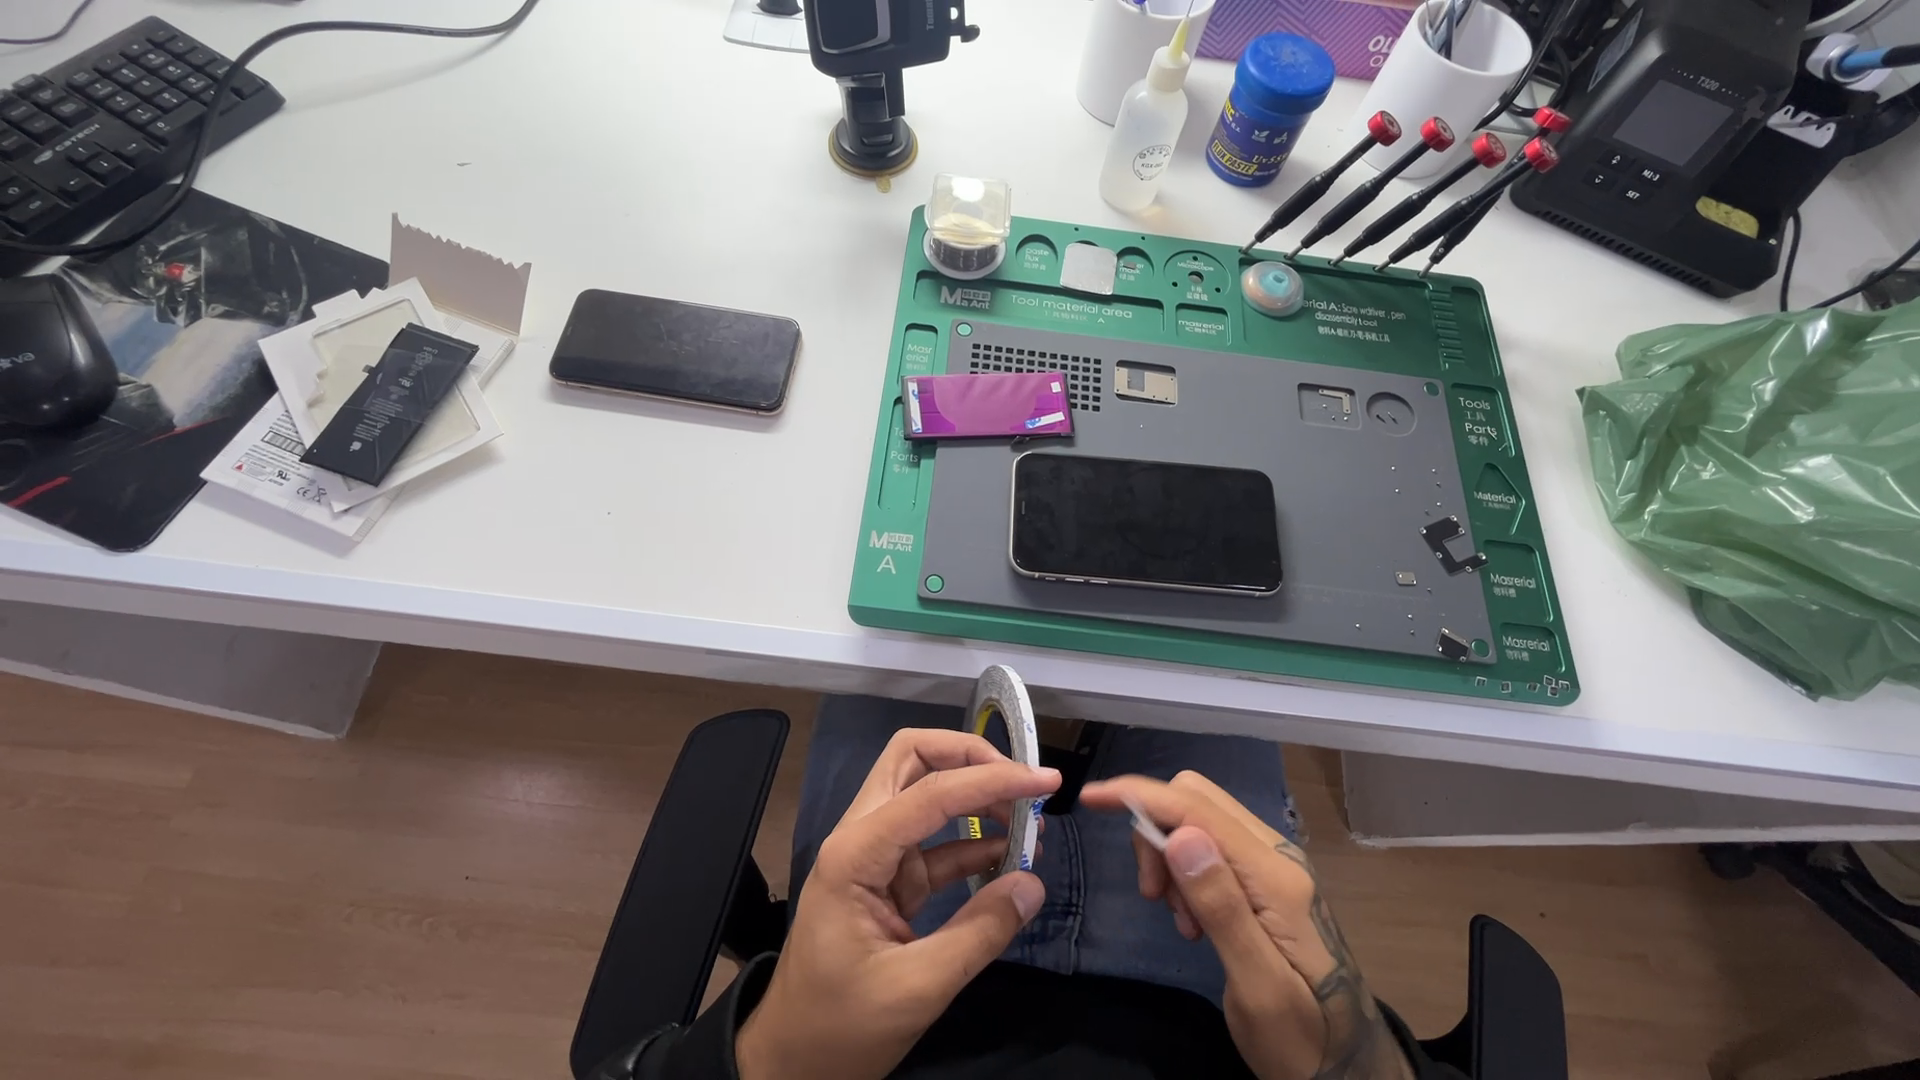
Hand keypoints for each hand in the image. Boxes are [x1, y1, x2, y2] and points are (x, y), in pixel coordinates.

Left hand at [736, 729, 1060, 1079]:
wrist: (791, 1063)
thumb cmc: (840, 1027)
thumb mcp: (915, 988)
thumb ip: (978, 933)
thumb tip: (1033, 883)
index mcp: (856, 852)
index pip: (930, 791)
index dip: (991, 779)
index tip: (1045, 781)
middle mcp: (862, 836)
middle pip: (913, 759)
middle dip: (970, 757)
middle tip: (1023, 782)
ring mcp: (876, 855)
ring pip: (926, 792)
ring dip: (977, 796)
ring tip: (1031, 822)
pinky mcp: (891, 880)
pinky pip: (938, 842)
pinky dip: (976, 841)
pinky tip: (1012, 858)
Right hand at [1080, 772, 1414, 1079]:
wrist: (1348, 1067)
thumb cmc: (1302, 1038)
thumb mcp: (1259, 987)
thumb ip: (1222, 908)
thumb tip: (1178, 836)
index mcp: (1275, 876)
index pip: (1196, 809)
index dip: (1139, 795)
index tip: (1090, 798)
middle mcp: (1276, 855)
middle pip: (1195, 799)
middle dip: (1154, 830)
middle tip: (1152, 894)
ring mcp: (1272, 865)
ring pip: (1197, 819)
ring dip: (1169, 856)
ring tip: (1179, 919)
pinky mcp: (1264, 879)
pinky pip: (1209, 845)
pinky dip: (1184, 870)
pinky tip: (1192, 919)